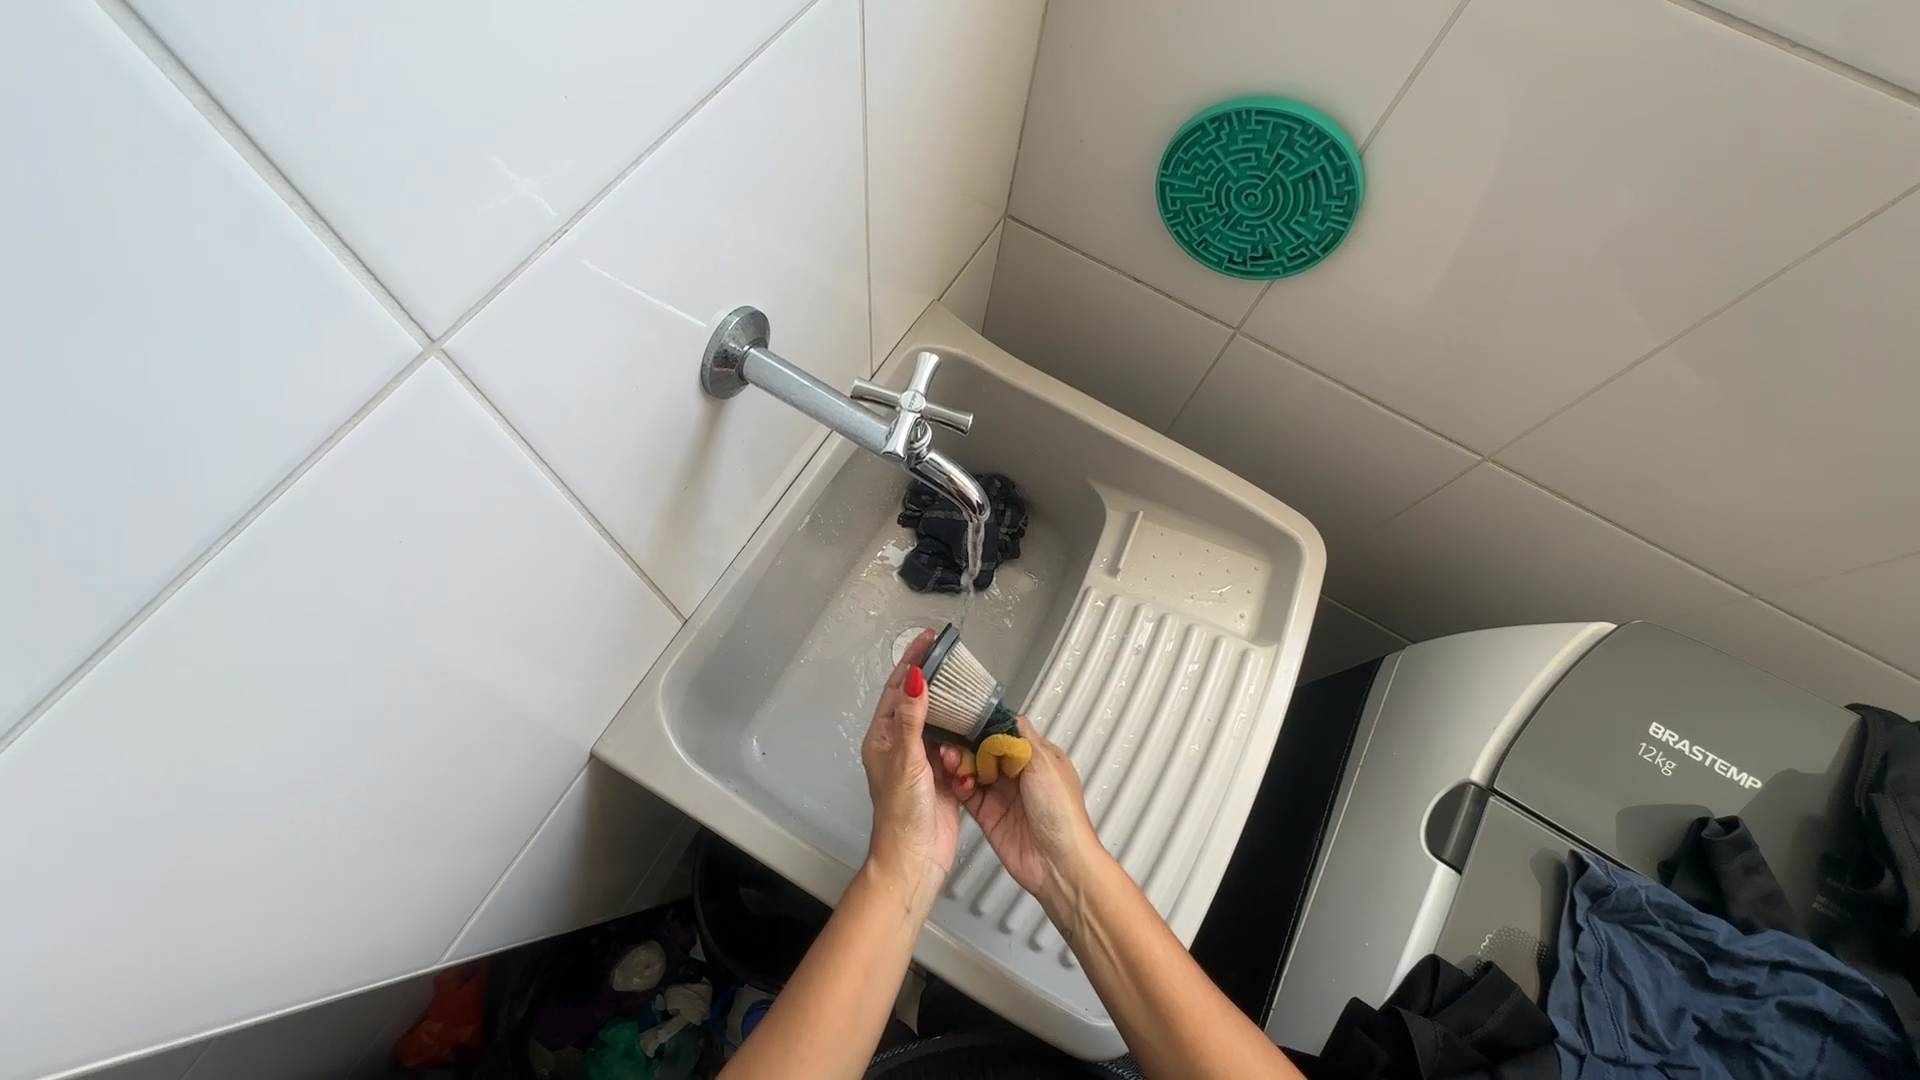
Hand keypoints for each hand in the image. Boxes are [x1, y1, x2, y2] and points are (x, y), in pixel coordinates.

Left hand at [861, 628, 963, 899]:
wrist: (915, 860)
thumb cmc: (901, 815)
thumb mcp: (906, 760)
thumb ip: (912, 718)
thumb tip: (915, 678)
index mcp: (884, 738)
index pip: (899, 688)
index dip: (913, 660)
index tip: (928, 638)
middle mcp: (901, 745)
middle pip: (919, 700)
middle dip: (934, 676)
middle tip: (953, 654)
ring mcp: (922, 760)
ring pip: (939, 722)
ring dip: (953, 706)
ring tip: (969, 684)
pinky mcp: (942, 775)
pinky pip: (956, 745)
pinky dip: (966, 734)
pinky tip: (978, 723)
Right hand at [948, 716, 1102, 905]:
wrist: (1058, 863)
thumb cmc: (1062, 813)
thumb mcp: (1044, 763)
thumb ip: (1020, 738)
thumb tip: (1005, 717)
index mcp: (1038, 756)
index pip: (1006, 731)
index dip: (987, 724)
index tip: (967, 716)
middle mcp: (1019, 773)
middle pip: (986, 749)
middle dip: (968, 742)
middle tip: (951, 736)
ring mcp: (1003, 794)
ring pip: (974, 769)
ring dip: (960, 761)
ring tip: (949, 756)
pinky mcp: (988, 814)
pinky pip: (967, 793)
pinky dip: (958, 783)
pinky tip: (955, 777)